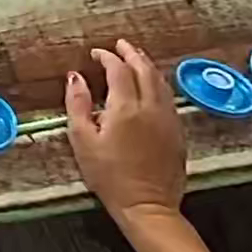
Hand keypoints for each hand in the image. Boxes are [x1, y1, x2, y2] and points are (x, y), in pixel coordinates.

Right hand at [64, 38, 186, 225]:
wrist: (147, 207)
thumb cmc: (108, 176)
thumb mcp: (82, 140)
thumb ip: (77, 104)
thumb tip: (75, 76)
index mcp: (125, 108)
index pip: (119, 70)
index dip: (107, 57)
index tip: (96, 53)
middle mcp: (150, 108)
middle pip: (144, 70)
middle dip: (132, 53)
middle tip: (121, 44)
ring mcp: (167, 120)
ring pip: (160, 82)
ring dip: (147, 65)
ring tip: (136, 57)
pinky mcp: (177, 133)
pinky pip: (168, 97)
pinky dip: (158, 82)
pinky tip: (152, 85)